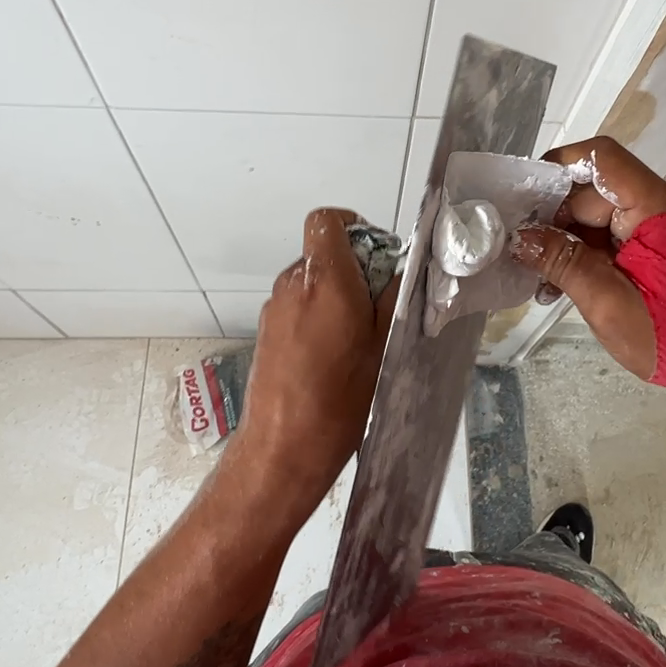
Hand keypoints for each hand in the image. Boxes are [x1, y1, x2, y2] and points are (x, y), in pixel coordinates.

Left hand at [232, 207, 395, 504]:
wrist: (285, 446)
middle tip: (377, 305)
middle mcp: (293, 284)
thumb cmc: (342, 396)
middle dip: (352, 268)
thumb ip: (393, 296)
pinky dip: (316, 315)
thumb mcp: (384, 343)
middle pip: (322, 252)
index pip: (326, 220)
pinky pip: (297, 306)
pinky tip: (332, 354)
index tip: (376, 255)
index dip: (353, 226)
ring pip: (310, 281)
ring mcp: (274, 307)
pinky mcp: (266, 330)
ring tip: (356, 337)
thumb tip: (399, 269)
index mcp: (325, 278)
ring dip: (334, 294)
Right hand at [508, 136, 665, 378]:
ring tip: (541, 279)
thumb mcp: (608, 302)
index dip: (558, 166)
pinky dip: (585, 254)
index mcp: (657, 207)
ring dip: (566, 242)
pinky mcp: (657, 246)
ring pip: (597, 214)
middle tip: (523, 253)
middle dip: (554, 218)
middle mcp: (661, 205)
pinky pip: (610, 235)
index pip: (602, 159)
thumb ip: (563, 262)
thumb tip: (520, 236)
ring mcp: (660, 225)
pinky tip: (561, 284)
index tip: (521, 193)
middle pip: (593, 190)